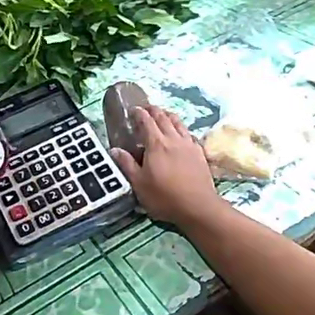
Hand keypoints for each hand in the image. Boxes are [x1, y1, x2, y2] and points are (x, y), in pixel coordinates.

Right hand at [111, 106, 224, 229]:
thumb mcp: (139, 184)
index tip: (133, 110)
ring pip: (178, 123)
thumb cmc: (164, 197)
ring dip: (169, 115)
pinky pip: (189, 133)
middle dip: (154, 110)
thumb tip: (115, 150)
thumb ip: (127, 165)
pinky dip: (181, 128)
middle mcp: (173, 139)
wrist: (197, 206)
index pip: (146, 121)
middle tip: (146, 108)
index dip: (139, 113)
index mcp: (156, 144)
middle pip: (163, 118)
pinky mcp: (199, 152)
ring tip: (163, 114)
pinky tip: (181, 133)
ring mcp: (188, 144)